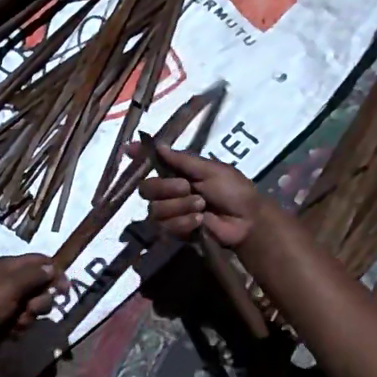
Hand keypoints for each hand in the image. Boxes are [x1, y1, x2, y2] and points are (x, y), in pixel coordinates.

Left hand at [0, 254, 66, 353]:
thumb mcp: (11, 284)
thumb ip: (34, 275)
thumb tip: (53, 267)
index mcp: (9, 266)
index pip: (40, 261)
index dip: (55, 272)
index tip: (65, 290)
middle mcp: (9, 282)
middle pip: (40, 286)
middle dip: (41, 299)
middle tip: (30, 308)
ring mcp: (6, 302)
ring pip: (33, 306)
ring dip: (31, 315)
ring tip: (17, 322)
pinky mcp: (4, 321)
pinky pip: (23, 320)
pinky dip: (21, 326)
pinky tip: (12, 331)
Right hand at [135, 143, 264, 247]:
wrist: (246, 219)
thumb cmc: (233, 189)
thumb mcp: (211, 170)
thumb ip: (183, 160)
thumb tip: (158, 145)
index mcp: (177, 172)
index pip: (152, 162)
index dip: (139, 156)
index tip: (130, 149)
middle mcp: (169, 190)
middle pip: (146, 188)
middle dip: (166, 188)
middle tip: (187, 188)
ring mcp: (170, 212)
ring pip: (155, 209)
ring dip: (180, 207)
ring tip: (201, 207)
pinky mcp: (175, 231)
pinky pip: (166, 226)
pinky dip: (183, 222)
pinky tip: (199, 221)